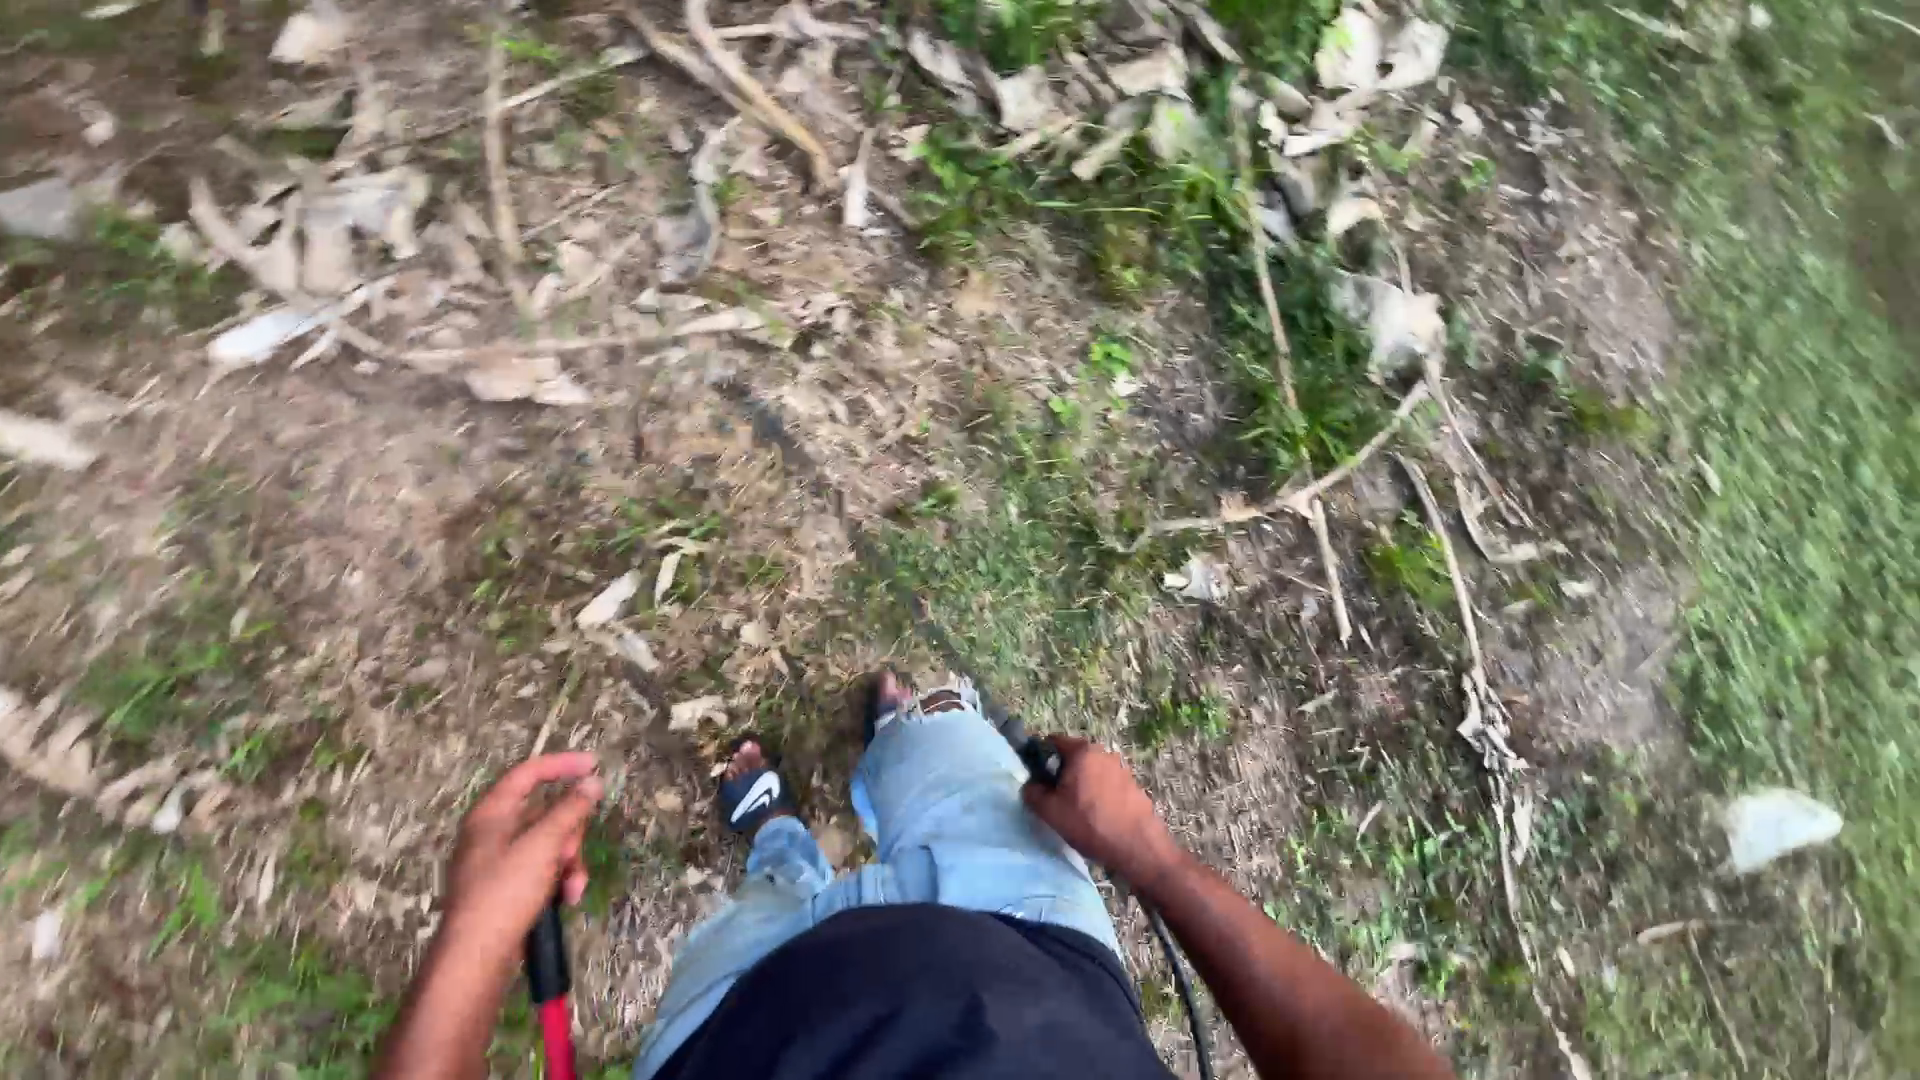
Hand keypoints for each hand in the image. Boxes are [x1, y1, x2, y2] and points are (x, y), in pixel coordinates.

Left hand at [439, 752, 603, 972]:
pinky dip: (560, 877)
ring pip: (551, 841)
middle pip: (546, 811)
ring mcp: (500, 860)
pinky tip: (568, 897)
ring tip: (573, 884)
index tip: (594, 766)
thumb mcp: (543, 845)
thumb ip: (570, 809)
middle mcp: (493, 832)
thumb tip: (592, 782)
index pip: (529, 772)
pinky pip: (544, 867)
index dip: (562, 764)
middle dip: (571, 831)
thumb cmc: (504, 892)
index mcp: (492, 814)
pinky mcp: (509, 885)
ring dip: (570, 860)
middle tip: (574, 849)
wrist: (476, 958)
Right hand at [1021, 736, 1183, 886]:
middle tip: (1056, 800)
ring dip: (1081, 786)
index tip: (1038, 781)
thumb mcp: (1050, 811)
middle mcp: (1103, 753)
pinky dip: (1099, 796)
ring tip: (1078, 813)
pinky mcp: (1133, 786)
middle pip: (1073, 758)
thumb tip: (1031, 785)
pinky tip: (1098, 819)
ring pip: (1090, 772)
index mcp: (1082, 751)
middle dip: (1062, 775)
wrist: (1138, 847)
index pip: (1053, 742)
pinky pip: (1106, 785)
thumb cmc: (1090, 824)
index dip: (1041, 759)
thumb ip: (1033, 792)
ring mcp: (1121, 769)